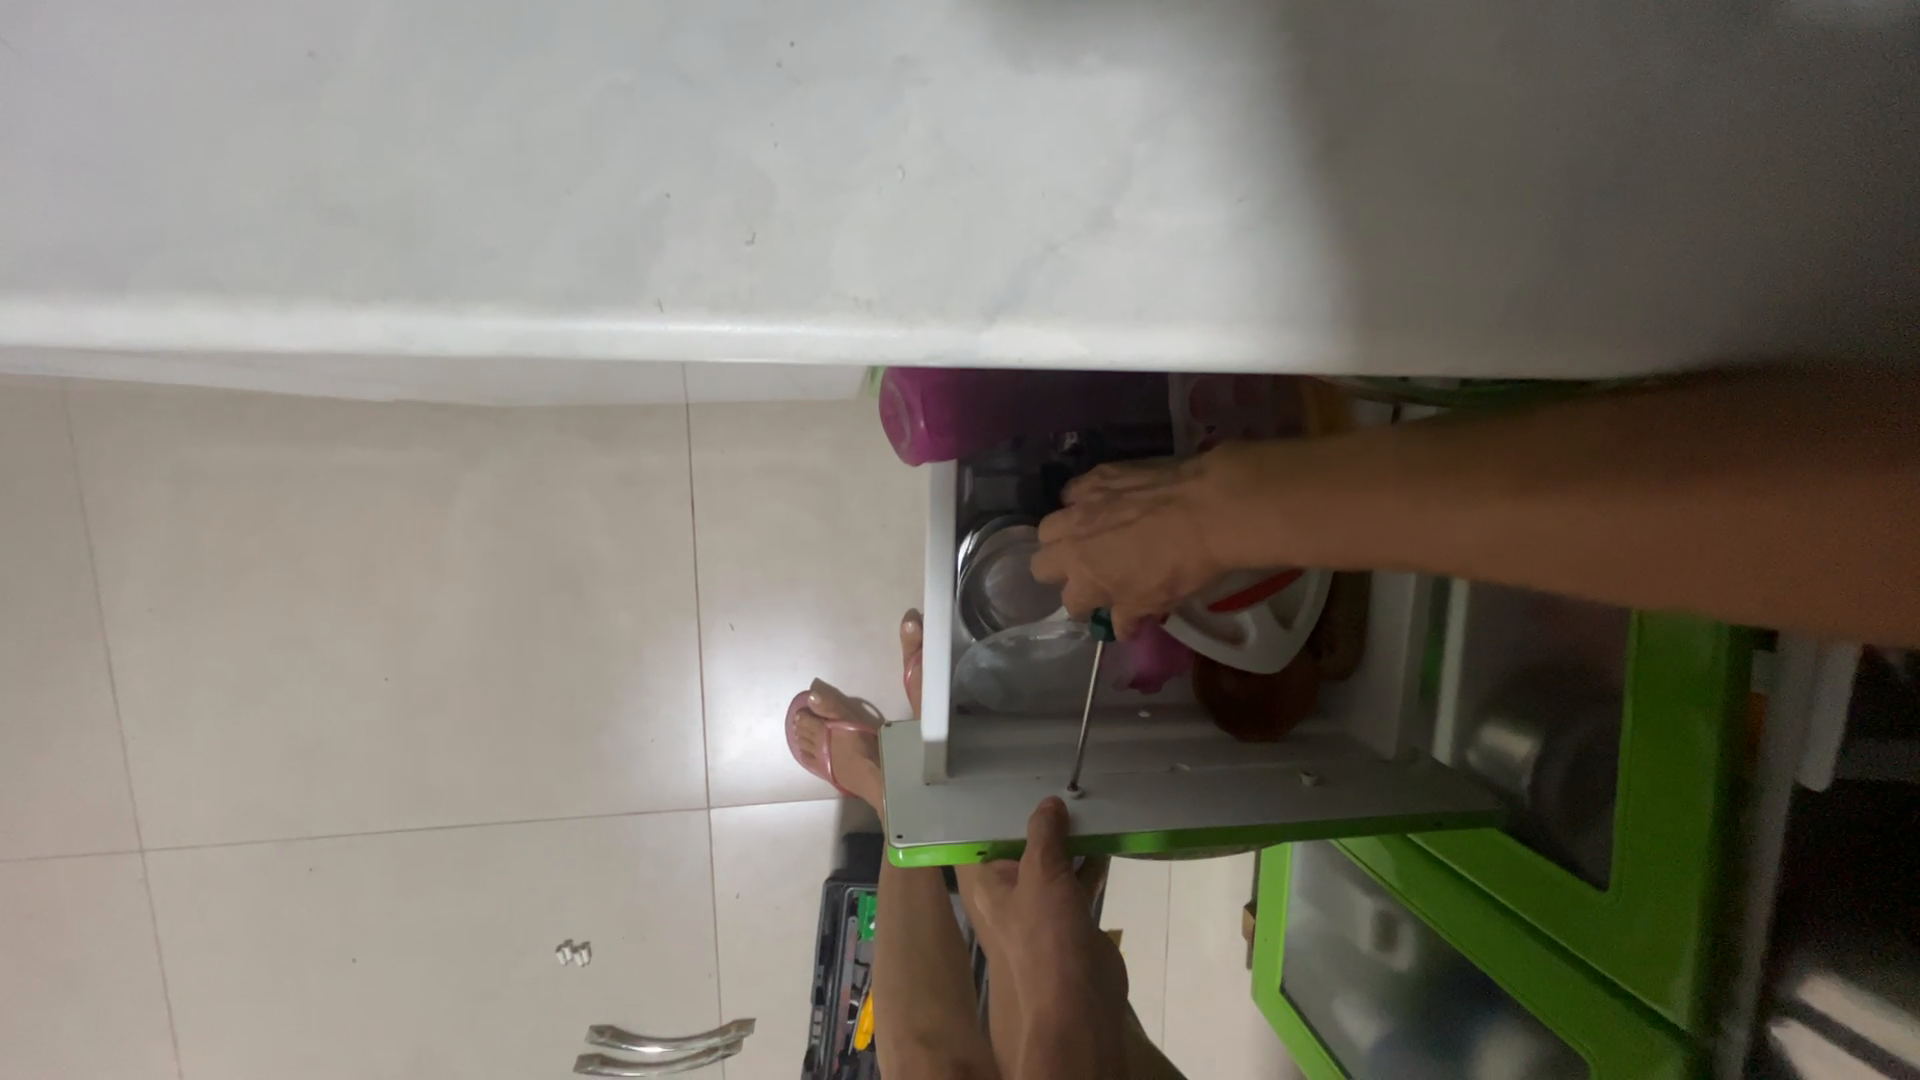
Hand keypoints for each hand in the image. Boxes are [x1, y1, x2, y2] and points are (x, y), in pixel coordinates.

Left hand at [966, 799, 1130, 1078]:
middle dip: (1042, 819)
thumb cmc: (1047, 936)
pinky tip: (1106, 834)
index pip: (986, 837)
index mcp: (988, 882)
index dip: (999, 810)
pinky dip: (1089, 859)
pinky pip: (1077, 876)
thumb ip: (1044, 834)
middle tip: (1061, 781)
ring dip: (1069, 837)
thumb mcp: (1042, 873)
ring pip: (1053, 859)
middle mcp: (1010, 890)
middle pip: (1024, 844)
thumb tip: (1050, 803)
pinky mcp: (1071, 915)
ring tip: (1087, 800)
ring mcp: (1042, 904)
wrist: (1080, 1003)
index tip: (1015, 778)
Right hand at [1030, 455, 1228, 638]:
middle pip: (1041, 564)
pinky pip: (1071, 492)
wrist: (1205, 509)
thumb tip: (1119, 629)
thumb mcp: (1158, 601)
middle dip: (1058, 571)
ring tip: (1086, 534)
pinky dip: (1080, 501)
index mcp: (1086, 583)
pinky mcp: (1093, 478)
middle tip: (1085, 568)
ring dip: (1062, 536)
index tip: (1099, 604)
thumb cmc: (1183, 565)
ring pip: (1049, 527)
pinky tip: (1100, 502)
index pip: (1070, 604)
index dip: (1085, 607)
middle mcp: (1071, 546)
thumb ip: (1129, 616)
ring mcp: (1079, 509)